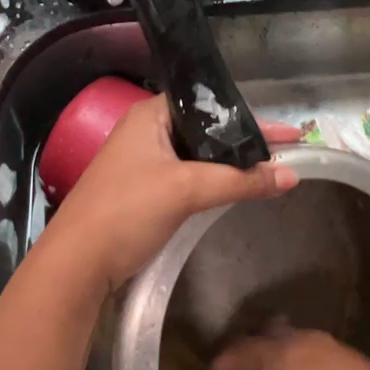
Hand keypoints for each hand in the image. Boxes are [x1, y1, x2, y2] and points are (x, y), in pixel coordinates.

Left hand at [38, 95, 300, 290]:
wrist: (77, 264)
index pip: (208, 105)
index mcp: (150, 115)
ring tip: (271, 169)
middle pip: (206, 130)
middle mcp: (146, 131)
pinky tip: (238, 188)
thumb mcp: (187, 190)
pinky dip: (215, 180)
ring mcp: (143, 162)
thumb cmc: (128, 210)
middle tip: (287, 150)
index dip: (249, 117)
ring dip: (231, 163)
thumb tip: (292, 176)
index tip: (288, 133)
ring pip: (198, 156)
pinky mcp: (144, 191)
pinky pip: (189, 177)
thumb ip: (240, 181)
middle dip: (245, 141)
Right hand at [200, 325, 369, 369]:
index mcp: (285, 359)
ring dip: (280, 355)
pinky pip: (319, 351)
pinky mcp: (363, 362)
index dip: (223, 364)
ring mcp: (340, 349)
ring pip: (298, 341)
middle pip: (271, 336)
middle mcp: (309, 343)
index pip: (243, 350)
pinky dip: (304, 362)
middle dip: (251, 352)